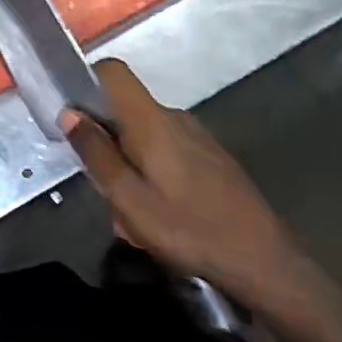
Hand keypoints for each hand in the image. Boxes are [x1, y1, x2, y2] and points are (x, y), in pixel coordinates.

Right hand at [60, 59, 318, 310]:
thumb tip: (69, 114)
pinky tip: (159, 215)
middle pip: (124, 111)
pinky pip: (166, 153)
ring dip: (128, 165)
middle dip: (104, 141)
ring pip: (144, 136)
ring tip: (130, 211)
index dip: (86, 80)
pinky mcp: (213, 161)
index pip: (113, 72)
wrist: (272, 269)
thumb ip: (95, 152)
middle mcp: (176, 119)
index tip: (72, 112)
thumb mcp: (127, 196)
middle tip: (101, 185)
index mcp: (151, 121)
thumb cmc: (190, 230)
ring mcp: (199, 140)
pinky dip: (151, 174)